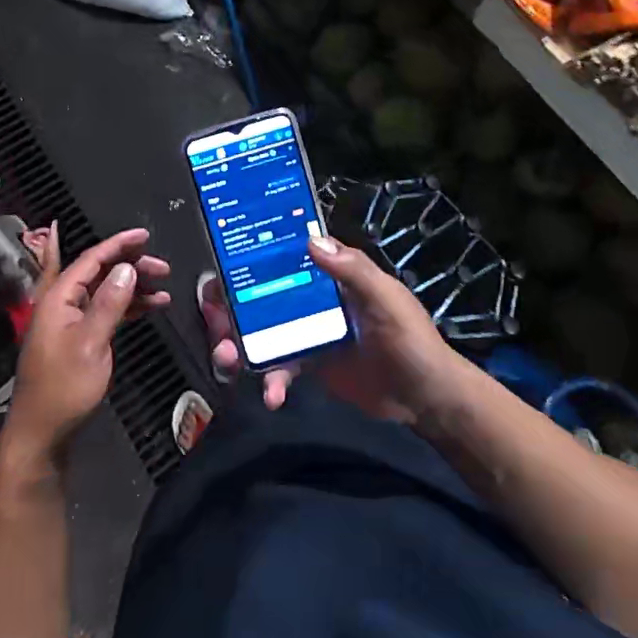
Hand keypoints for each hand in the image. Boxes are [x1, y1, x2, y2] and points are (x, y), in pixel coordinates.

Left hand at [7, 229, 170, 456]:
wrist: (43, 433)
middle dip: (131, 265)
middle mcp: (62, 304)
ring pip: (105, 291)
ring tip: (164, 287)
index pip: (90, 260)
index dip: (118, 244)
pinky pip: (107, 310)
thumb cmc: (64, 387)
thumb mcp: (91, 344)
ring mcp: (70, 322)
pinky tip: (152, 306)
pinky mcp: (80, 338)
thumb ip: (110, 303)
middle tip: (163, 268)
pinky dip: (129, 306)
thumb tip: (127, 267)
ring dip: (134, 286)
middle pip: (98, 272)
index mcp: (57, 300)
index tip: (145, 235)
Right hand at [205, 236, 466, 420]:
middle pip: (267, 294)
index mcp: (337, 276)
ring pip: (265, 331)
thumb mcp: (386, 300)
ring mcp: (313, 331)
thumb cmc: (410, 339)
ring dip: (242, 344)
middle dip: (236, 306)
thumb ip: (353, 271)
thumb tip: (311, 240)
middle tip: (214, 318)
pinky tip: (271, 396)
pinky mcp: (312, 364)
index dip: (258, 258)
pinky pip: (281, 367)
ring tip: (228, 358)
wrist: (423, 397)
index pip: (292, 257)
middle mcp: (319, 299)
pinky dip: (271, 380)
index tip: (224, 263)